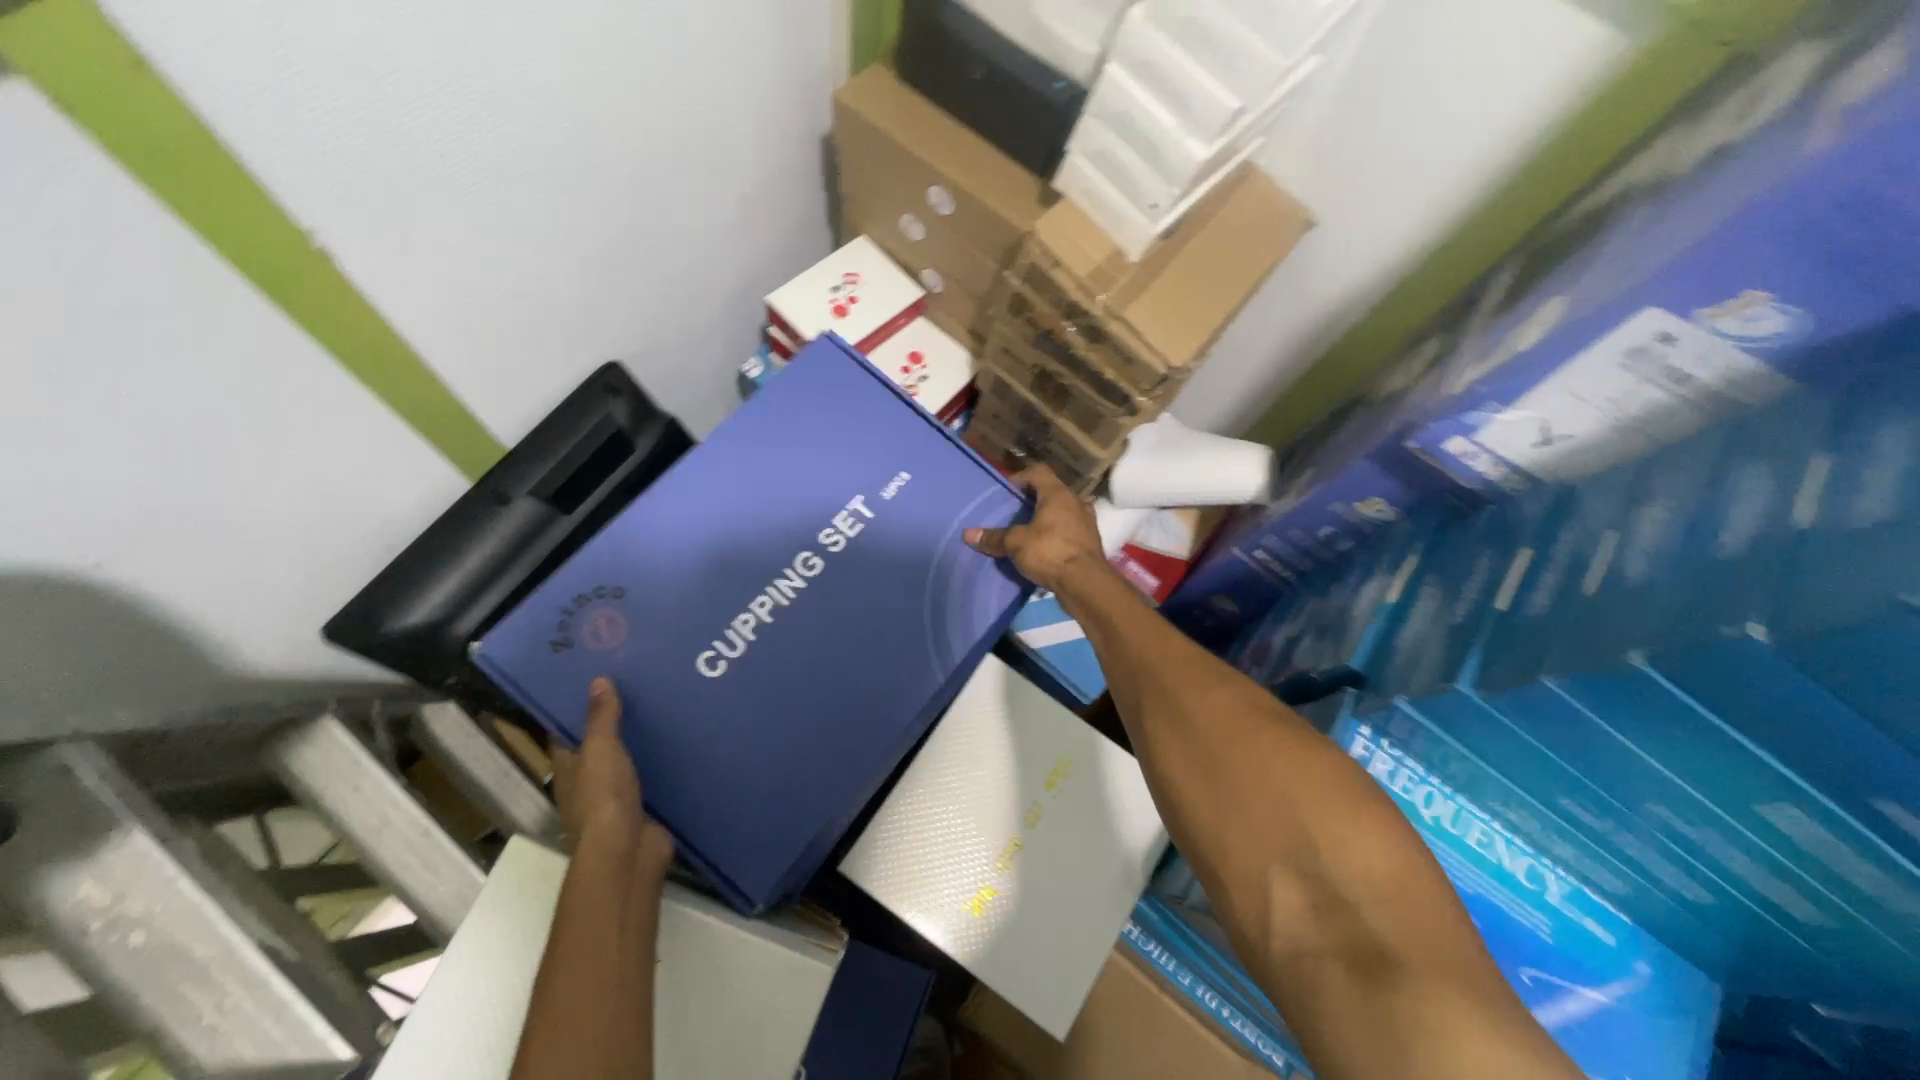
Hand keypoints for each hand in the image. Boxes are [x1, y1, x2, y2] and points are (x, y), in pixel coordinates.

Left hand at [550, 677, 673, 877]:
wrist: (627, 851)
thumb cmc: (603, 796)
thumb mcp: (601, 749)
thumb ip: (601, 717)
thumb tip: (597, 680)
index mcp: (568, 768)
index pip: (565, 733)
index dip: (576, 709)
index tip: (596, 682)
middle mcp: (587, 783)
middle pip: (597, 748)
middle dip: (614, 725)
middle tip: (640, 691)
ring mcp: (614, 799)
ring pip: (625, 764)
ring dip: (640, 746)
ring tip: (665, 712)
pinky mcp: (641, 810)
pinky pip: (650, 781)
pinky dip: (661, 766)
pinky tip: (681, 747)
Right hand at [964, 465, 1111, 593]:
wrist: (1086, 583)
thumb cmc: (1050, 552)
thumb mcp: (1016, 544)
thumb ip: (994, 537)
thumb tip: (967, 534)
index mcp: (1058, 493)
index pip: (1038, 472)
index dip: (1019, 478)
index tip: (1006, 492)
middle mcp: (1075, 502)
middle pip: (1050, 492)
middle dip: (1031, 501)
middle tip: (1012, 513)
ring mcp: (1086, 522)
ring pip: (1061, 512)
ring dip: (1045, 519)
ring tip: (1026, 532)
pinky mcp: (1090, 542)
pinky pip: (1069, 531)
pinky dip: (1055, 535)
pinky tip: (1042, 550)